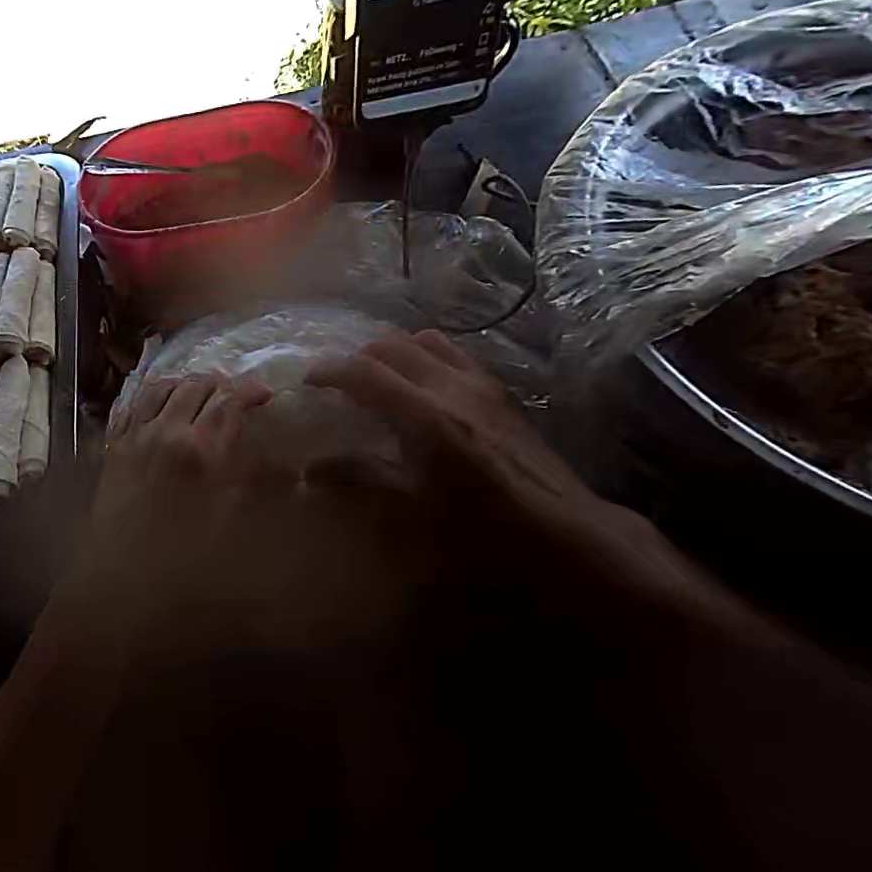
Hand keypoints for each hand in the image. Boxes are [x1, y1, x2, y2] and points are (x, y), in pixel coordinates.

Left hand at [48, 374, 273, 654]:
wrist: (119, 586)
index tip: (266, 396)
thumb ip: (262, 489)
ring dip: (184, 385)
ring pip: (158, 389)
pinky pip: (129, 407)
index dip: (251, 391)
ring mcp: (133, 439)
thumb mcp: (237, 528)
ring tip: (198, 392)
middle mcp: (165, 433)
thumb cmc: (185, 567)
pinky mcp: (112, 451)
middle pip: (195, 387)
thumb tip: (290, 468)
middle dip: (220, 384)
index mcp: (203, 451)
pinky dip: (147, 396)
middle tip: (234, 396)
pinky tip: (157, 404)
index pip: (230, 399)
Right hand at [305, 330, 603, 538]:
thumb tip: (310, 470)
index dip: (328, 370)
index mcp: (424, 415)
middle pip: (390, 346)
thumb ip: (361, 476)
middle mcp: (450, 386)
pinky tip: (420, 386)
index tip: (307, 382)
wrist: (565, 530)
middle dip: (356, 358)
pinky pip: (454, 354)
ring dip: (392, 352)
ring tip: (376, 379)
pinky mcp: (500, 390)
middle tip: (338, 384)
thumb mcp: (412, 505)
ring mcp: (480, 383)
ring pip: (424, 342)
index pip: (362, 371)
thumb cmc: (480, 526)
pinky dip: (425, 357)